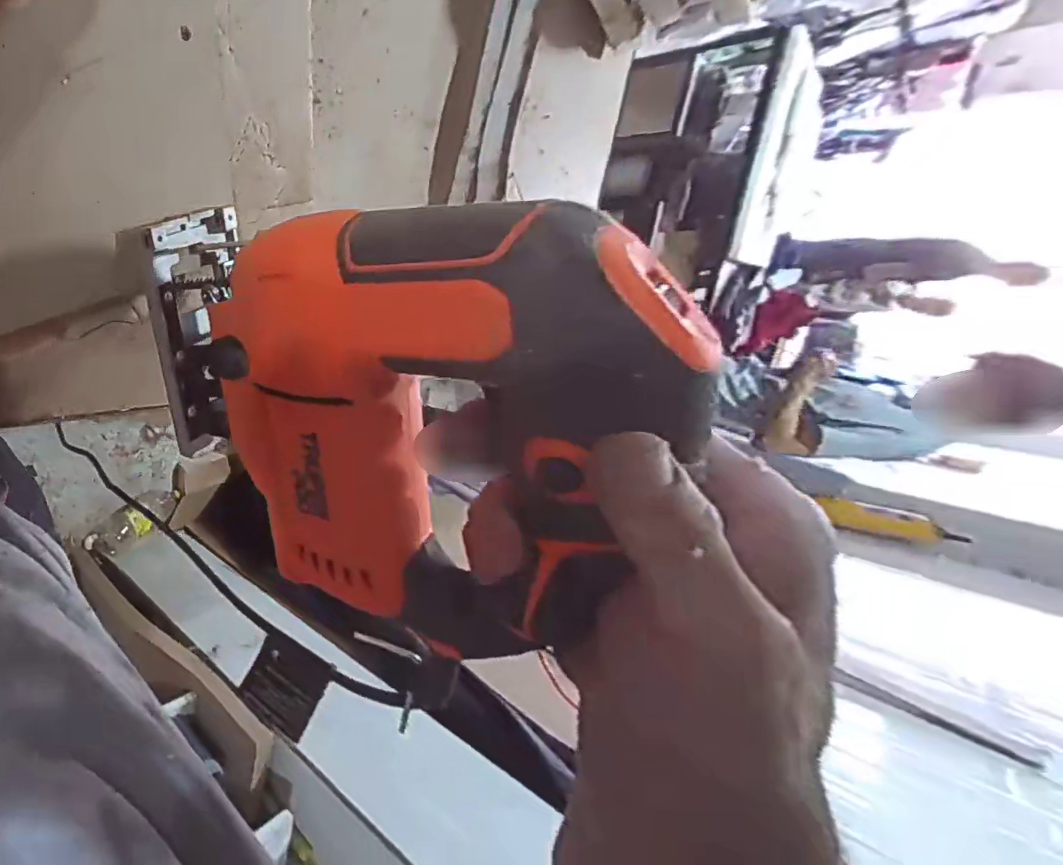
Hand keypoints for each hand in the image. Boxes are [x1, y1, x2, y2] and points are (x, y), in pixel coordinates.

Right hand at [454, 432, 839, 863]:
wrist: (669, 788)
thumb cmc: (723, 714)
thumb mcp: (719, 629)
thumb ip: (678, 537)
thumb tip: (623, 444)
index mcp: (746, 507)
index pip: (660, 425)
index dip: (585, 409)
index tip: (512, 412)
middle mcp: (683, 507)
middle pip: (582, 448)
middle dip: (519, 464)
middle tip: (450, 452)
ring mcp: (625, 535)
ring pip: (541, 488)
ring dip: (504, 517)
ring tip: (498, 561)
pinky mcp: (579, 561)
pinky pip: (525, 527)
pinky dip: (502, 545)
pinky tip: (501, 576)